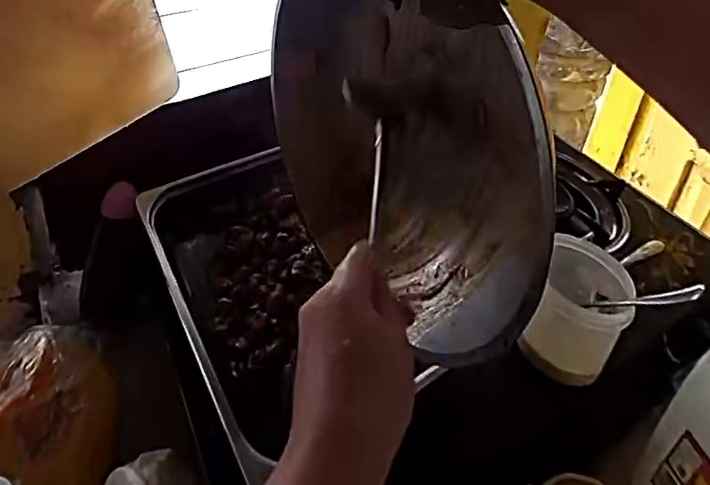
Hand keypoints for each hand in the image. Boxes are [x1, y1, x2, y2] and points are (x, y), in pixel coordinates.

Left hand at [276, 242, 415, 484]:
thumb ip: (391, 306)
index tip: (401, 278)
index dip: (385, 261)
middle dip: (376, 296)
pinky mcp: (306, 358)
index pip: (362, 253)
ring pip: (343, 308)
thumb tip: (386, 293)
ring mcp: (308, 332)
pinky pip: (334, 333)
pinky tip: (370, 371)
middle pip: (350, 280)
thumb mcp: (398, 342)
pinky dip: (352, 342)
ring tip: (389, 352)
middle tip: (402, 321)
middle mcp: (318, 305)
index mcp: (340, 293)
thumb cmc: (370, 398)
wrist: (334, 456)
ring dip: (365, 320)